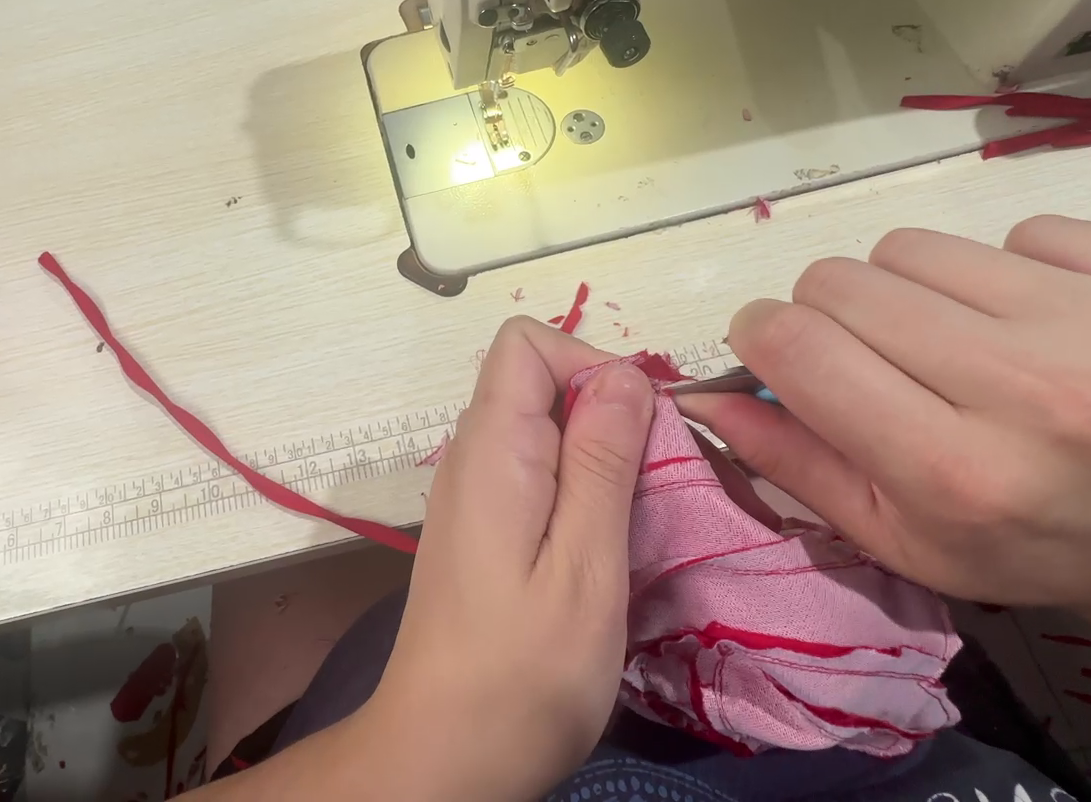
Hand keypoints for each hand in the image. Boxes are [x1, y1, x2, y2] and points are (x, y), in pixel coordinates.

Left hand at [360, 317, 654, 800]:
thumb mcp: (586, 562)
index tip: (636, 429)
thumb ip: (602, 459)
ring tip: (627, 520)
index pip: (525, 342)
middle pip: (535, 379)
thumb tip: (623, 371)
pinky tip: (595, 543)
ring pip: (539, 424)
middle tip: (645, 485)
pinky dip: (574, 485)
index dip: (587, 363)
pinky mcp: (480, 521)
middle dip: (602, 411)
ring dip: (595, 453)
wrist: (446, 748)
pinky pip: (531, 467)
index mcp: (492, 445)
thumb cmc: (524, 668)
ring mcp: (471, 487)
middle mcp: (471, 452)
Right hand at [676, 215, 1090, 615]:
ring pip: (916, 246)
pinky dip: (1012, 272)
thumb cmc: (1024, 546)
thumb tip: (699, 395)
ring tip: (963, 340)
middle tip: (879, 355)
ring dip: (913, 288)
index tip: (776, 343)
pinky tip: (1048, 325)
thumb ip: (786, 459)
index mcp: (956, 471)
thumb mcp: (889, 534)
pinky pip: (1024, 231)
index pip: (795, 343)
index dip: (761, 331)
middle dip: (833, 312)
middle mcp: (1039, 393)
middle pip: (842, 281)